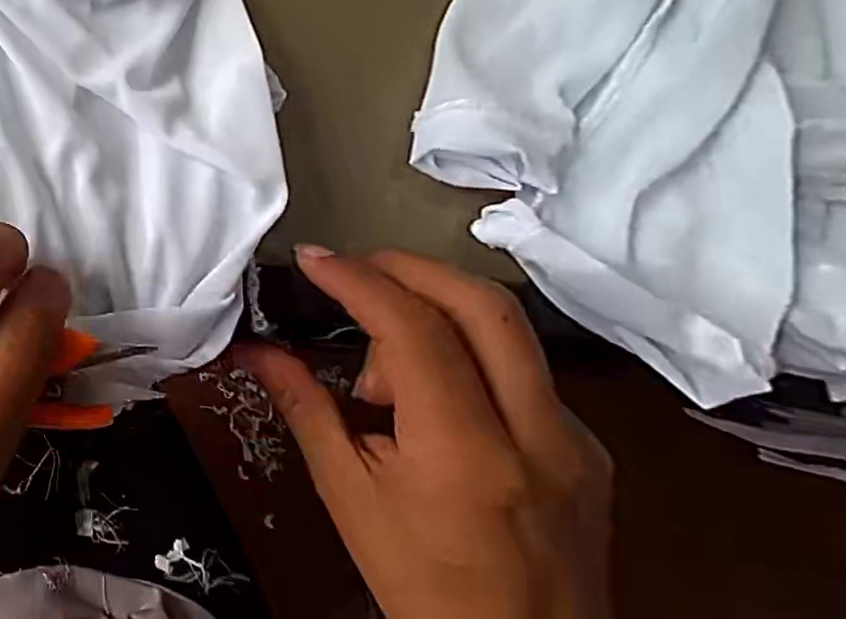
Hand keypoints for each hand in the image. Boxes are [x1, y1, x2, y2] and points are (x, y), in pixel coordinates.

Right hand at [237, 247, 611, 618]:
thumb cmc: (421, 589)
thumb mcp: (348, 498)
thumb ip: (304, 407)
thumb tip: (255, 350)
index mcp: (466, 457)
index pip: (413, 331)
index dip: (358, 280)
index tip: (314, 260)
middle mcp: (538, 437)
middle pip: (482, 303)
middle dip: (408, 267)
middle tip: (355, 270)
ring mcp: (575, 440)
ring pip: (508, 325)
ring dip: (437, 306)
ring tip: (388, 361)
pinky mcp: (590, 445)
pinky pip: (522, 365)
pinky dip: (467, 350)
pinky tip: (437, 392)